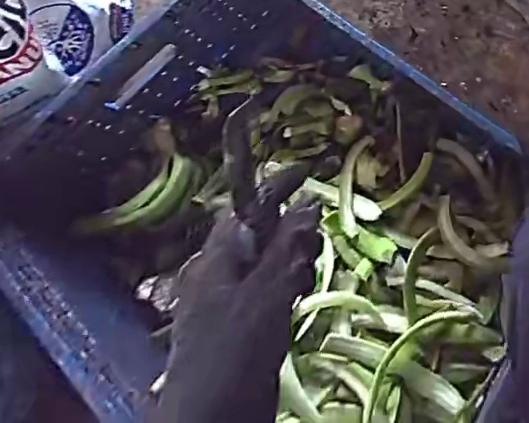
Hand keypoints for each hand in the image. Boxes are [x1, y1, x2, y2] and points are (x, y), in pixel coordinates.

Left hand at [152, 202, 320, 422]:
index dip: (277, 188)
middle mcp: (219, 275)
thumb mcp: (267, 295)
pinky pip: (269, 290)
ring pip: (267, 262)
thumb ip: (288, 247)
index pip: (247, 207)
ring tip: (303, 276)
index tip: (308, 172)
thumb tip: (308, 202)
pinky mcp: (241, 328)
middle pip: (260, 233)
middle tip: (312, 240)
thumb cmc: (234, 356)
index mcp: (216, 259)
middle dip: (289, 229)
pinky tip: (297, 297)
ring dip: (291, 259)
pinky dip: (287, 285)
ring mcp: (228, 303)